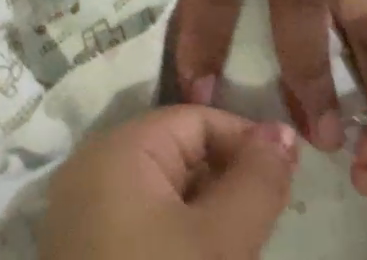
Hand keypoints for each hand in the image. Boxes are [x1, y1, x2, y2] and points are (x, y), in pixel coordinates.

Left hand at [41, 106, 297, 259]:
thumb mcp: (220, 242)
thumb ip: (256, 181)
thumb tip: (282, 130)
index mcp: (118, 148)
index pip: (194, 119)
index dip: (245, 142)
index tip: (287, 181)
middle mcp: (91, 167)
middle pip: (174, 151)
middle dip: (224, 181)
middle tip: (259, 228)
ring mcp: (79, 210)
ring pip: (159, 190)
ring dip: (202, 214)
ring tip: (230, 250)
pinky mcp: (79, 248)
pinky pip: (135, 219)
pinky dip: (171, 235)